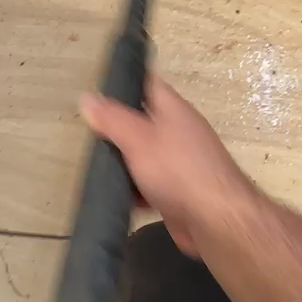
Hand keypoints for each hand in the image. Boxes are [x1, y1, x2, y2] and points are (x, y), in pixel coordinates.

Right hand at [80, 76, 259, 255]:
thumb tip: (87, 97)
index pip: (148, 84)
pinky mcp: (178, 192)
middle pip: (143, 123)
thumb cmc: (178, 170)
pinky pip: (150, 185)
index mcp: (174, 110)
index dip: (125, 82)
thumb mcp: (138, 139)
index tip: (98, 88)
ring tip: (93, 167)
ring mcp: (180, 163)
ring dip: (124, 163)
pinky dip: (134, 190)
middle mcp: (179, 132)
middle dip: (117, 129)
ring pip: (144, 156)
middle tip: (88, 134)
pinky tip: (115, 198)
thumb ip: (112, 119)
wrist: (214, 220)